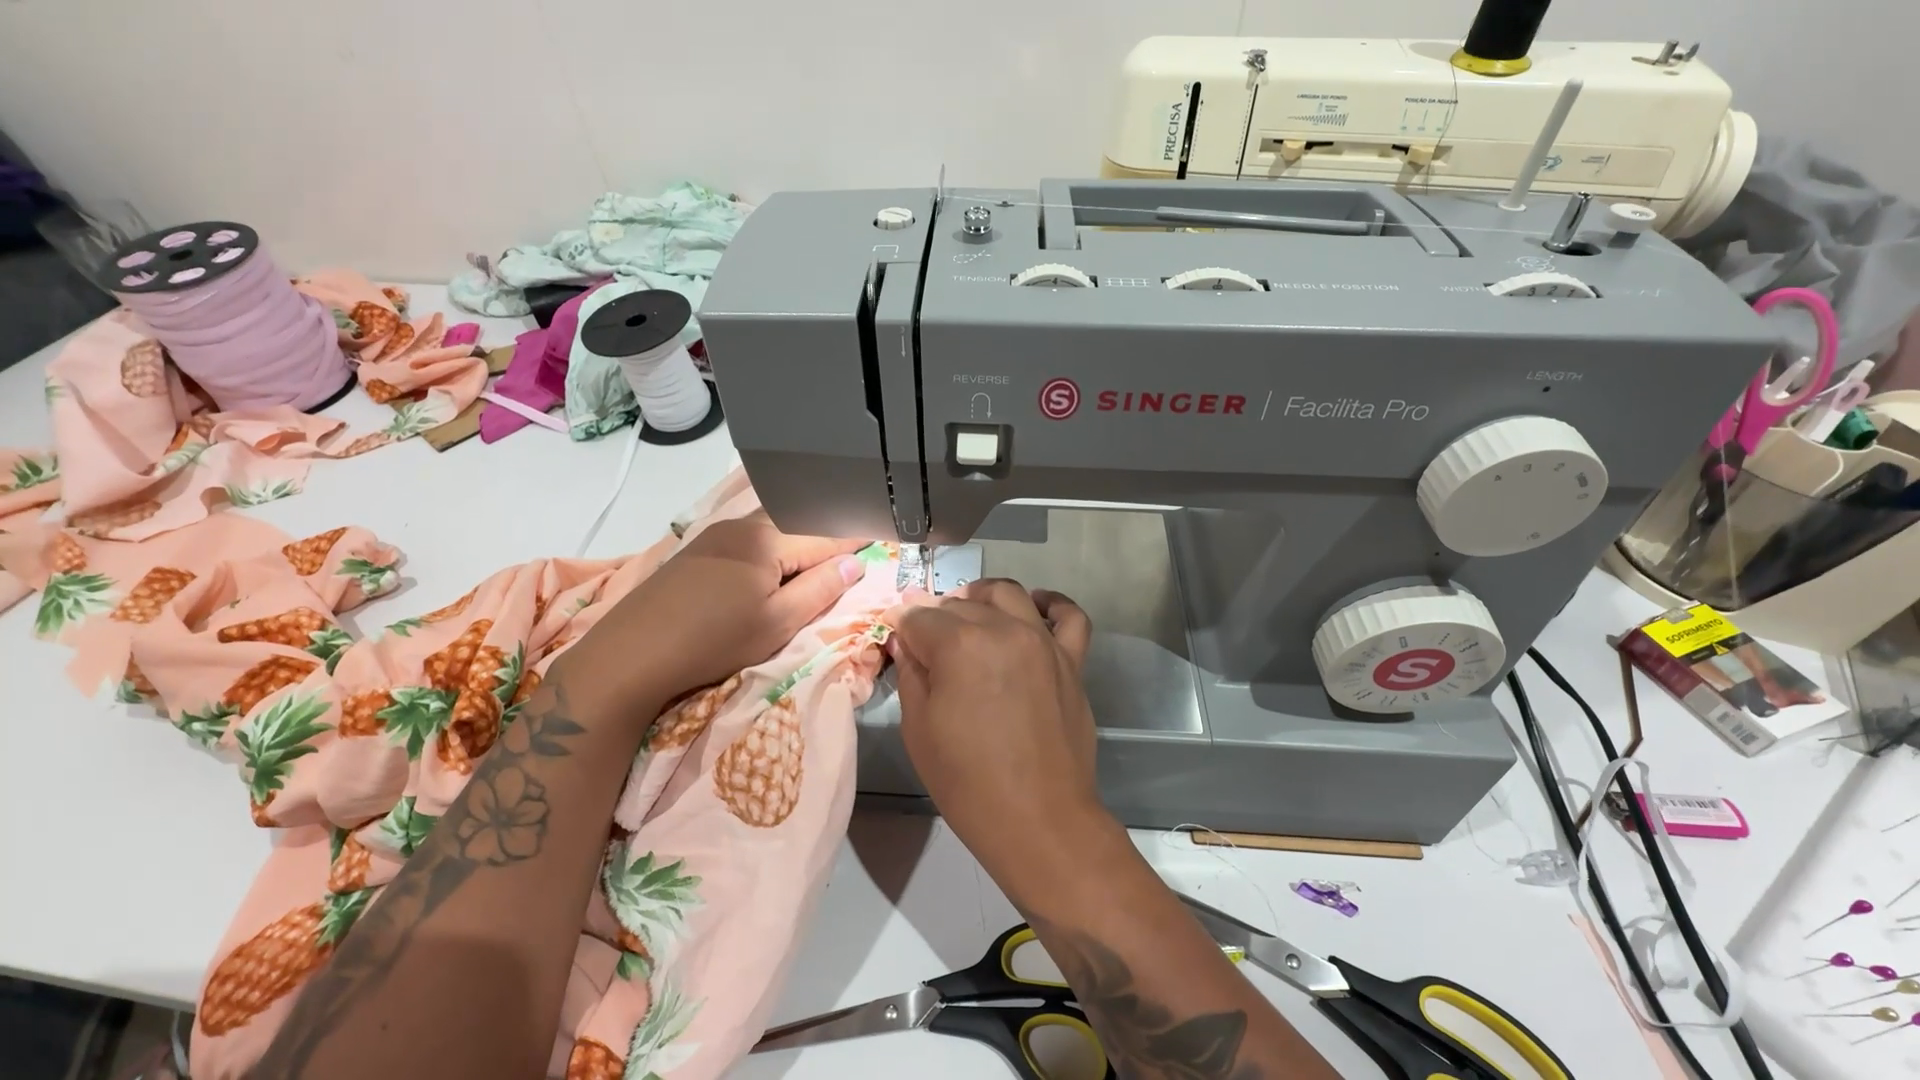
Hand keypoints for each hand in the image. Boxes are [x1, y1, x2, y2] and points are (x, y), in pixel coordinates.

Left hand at [559, 512, 866, 721]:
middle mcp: (743, 524)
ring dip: (797, 543)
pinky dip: (770, 550)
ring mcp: (715, 534)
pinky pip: (748, 540)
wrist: (630, 655)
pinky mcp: (696, 551)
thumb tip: (856, 561)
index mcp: (769, 538)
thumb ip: (821, 589)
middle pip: (798, 524)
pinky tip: (772, 568)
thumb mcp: (778, 623)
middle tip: (854, 553)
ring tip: (817, 562)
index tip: (885, 537)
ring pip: (772, 530)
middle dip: (827, 536)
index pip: (828, 533)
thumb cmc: (713, 641)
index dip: (858, 538)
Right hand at [886, 580, 1103, 861]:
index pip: (919, 617)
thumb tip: (908, 640)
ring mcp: (1043, 641)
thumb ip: (912, 673)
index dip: (901, 626)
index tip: (895, 638)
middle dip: (937, 616)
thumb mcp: (919, 729)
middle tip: (926, 644)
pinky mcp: (1072, 660)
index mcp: (959, 645)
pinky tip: (1034, 609)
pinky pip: (1069, 616)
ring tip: (970, 617)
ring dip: (982, 598)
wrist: (1038, 820)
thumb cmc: (967, 782)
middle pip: (961, 603)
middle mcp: (1004, 630)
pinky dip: (1051, 604)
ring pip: (1009, 594)